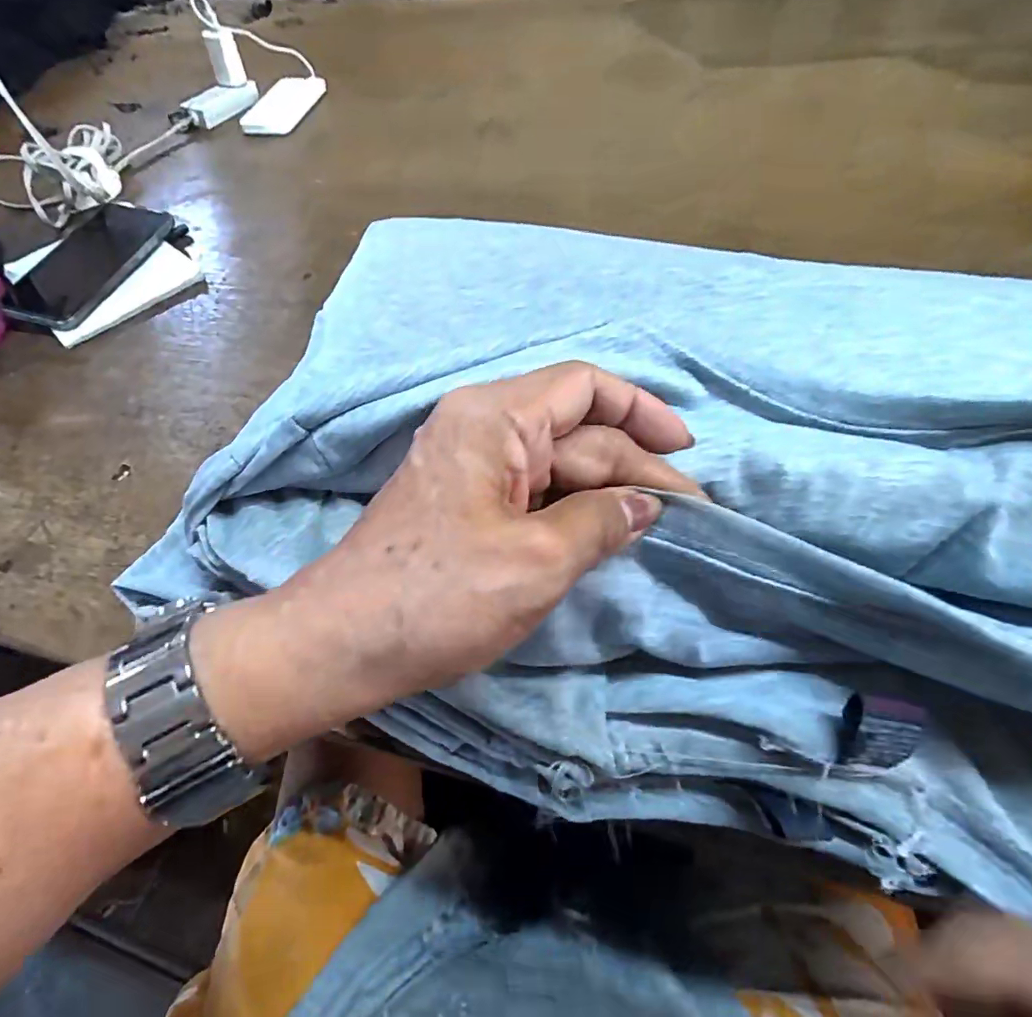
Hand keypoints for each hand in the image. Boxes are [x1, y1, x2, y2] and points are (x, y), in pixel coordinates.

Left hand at [194, 362, 702, 758]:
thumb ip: (601, 521)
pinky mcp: (467, 506)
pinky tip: (607, 532)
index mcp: (494, 419)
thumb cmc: (439, 597)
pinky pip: (534, 493)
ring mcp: (472, 469)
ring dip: (607, 490)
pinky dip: (574, 509)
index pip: (584, 387)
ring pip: (557, 465)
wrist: (343, 644)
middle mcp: (481, 430)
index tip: (685, 448)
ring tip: (657, 522)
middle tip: (687, 510)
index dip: (641, 410)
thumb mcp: (536, 561)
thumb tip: (647, 504)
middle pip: (576, 431)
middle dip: (633, 464)